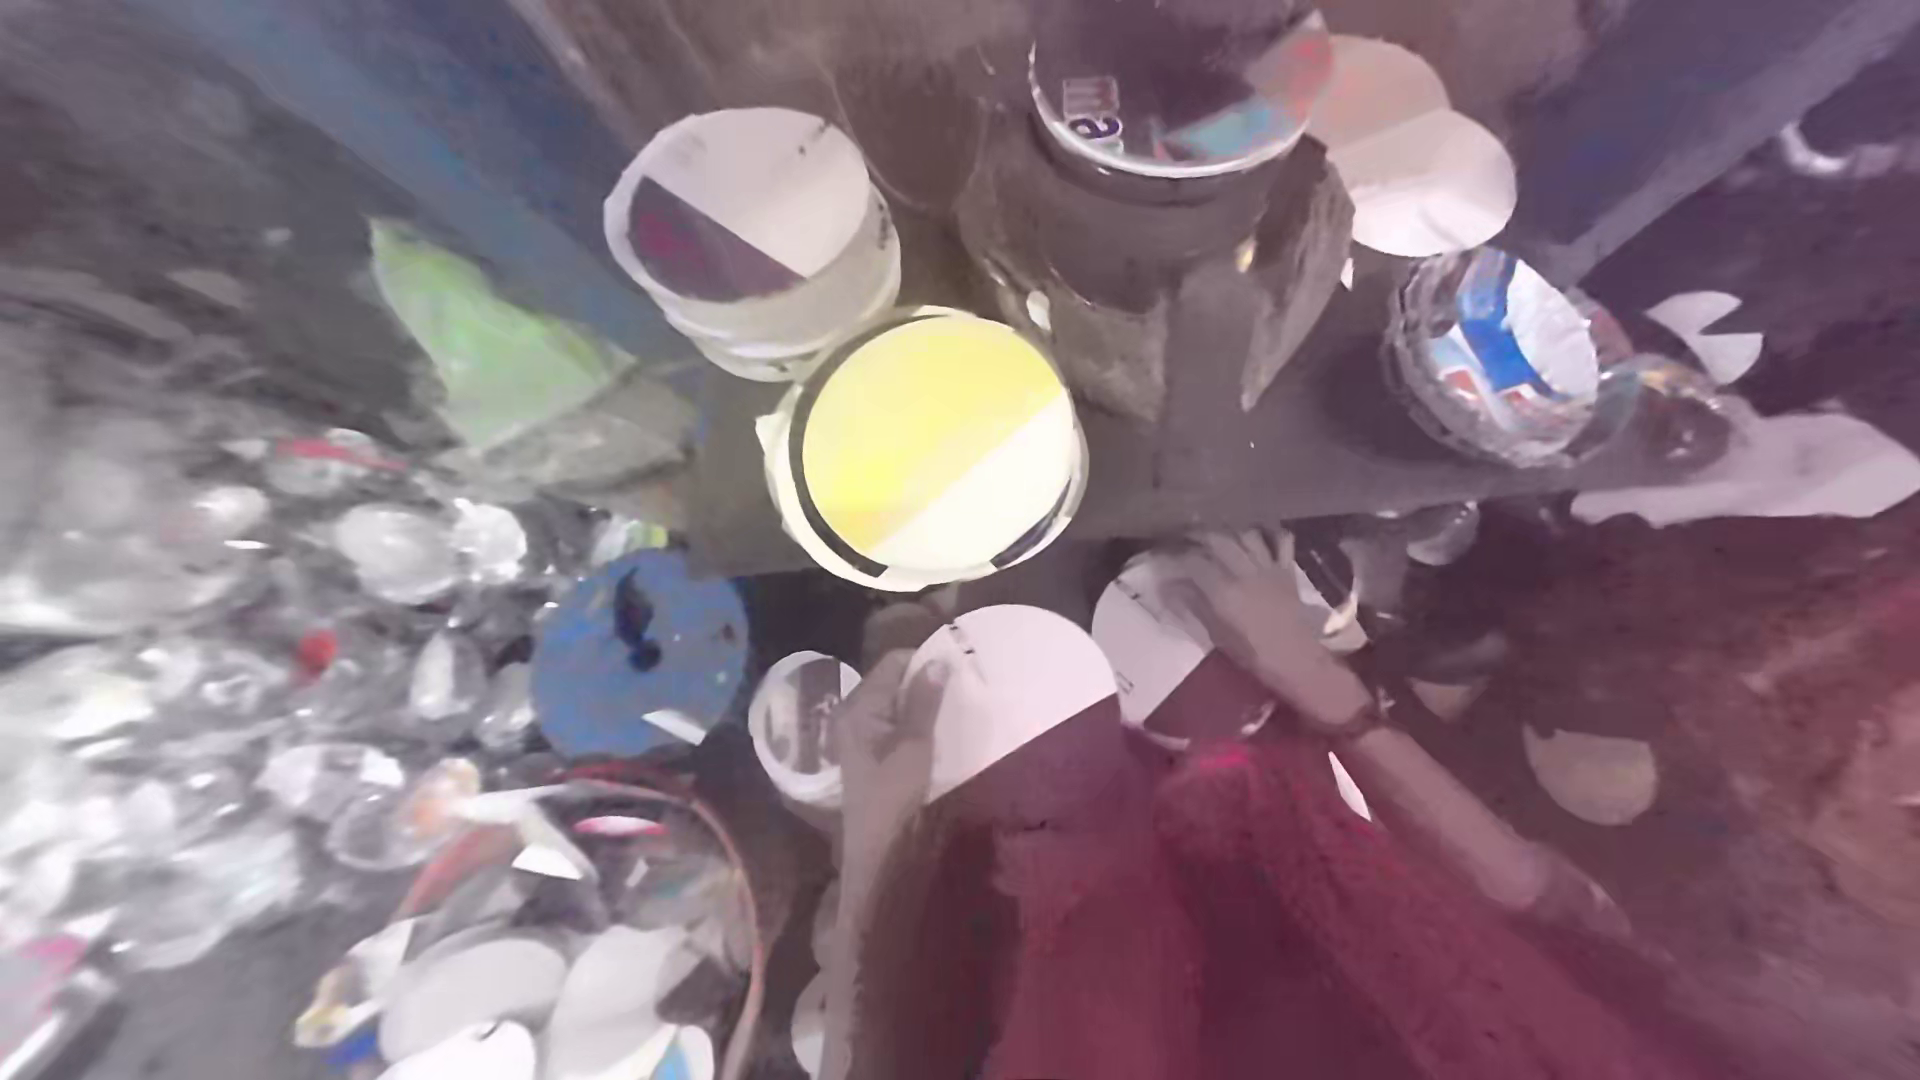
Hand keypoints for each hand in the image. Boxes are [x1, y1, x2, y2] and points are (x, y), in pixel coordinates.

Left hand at [834, 650, 944, 852]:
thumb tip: (939, 660)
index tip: (953, 670)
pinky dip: (910, 715)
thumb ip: (924, 699)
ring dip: (918, 698)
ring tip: (948, 703)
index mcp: (859, 705)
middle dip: (922, 678)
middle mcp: (852, 710)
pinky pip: (889, 716)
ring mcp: (855, 728)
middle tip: (956, 686)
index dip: (923, 660)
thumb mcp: (915, 744)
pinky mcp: (864, 746)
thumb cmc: (894, 793)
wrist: (876, 847)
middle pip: (890, 677)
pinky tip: (931, 726)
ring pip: (891, 697)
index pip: (892, 662)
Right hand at [1173, 530, 1372, 729]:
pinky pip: (1282, 541)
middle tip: (1183, 535)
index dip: (1174, 555)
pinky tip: (1257, 532)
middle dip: (1196, 533)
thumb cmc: (1251, 652)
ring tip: (1216, 532)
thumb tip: (1169, 586)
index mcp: (1224, 591)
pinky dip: (1270, 532)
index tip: (1162, 553)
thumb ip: (1193, 604)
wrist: (1295, 660)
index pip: (1192, 561)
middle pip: (1218, 539)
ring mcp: (1269, 568)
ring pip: (1247, 534)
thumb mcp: (1215, 632)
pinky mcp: (1287, 570)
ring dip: (1229, 530)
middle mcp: (1245, 573)